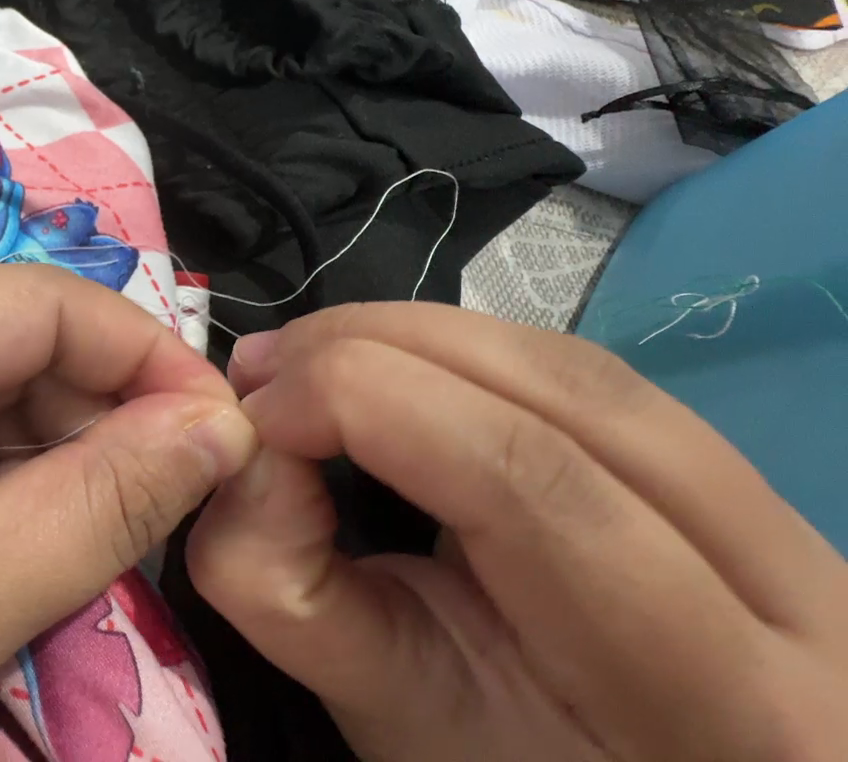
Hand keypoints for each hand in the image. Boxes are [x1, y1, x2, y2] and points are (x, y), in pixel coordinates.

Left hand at [0, 264, 256, 760]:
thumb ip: (110, 499)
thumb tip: (221, 425)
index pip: (32, 300)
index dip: (139, 350)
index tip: (220, 430)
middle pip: (4, 336)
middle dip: (97, 406)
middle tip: (170, 494)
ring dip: (52, 442)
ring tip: (93, 523)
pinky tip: (17, 526)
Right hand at [187, 303, 847, 761]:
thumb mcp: (373, 704)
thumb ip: (280, 583)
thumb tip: (246, 447)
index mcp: (723, 697)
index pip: (530, 478)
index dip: (361, 403)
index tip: (250, 417)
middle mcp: (812, 600)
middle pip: (563, 388)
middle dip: (369, 343)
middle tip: (258, 370)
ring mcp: (799, 528)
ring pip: (576, 363)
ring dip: (405, 333)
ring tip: (305, 363)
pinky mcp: (746, 483)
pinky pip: (582, 376)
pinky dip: (452, 350)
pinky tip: (386, 371)